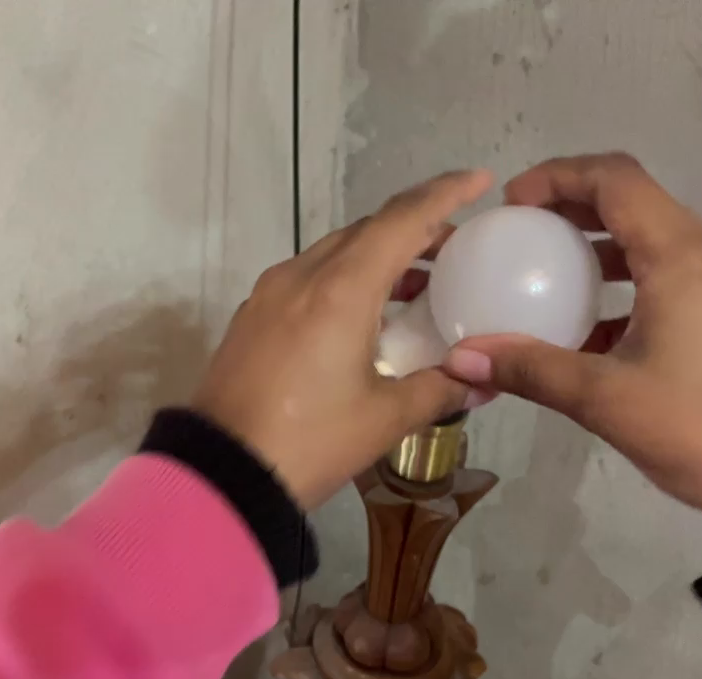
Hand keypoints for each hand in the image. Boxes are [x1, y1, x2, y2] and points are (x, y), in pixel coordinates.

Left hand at [193, 170, 492, 510]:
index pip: (401, 220)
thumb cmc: (308, 443)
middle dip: (411, 231)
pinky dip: (338, 283)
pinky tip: (356, 318)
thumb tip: (481, 380)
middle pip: (364, 232)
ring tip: (411, 289)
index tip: (479, 181)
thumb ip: (439, 389)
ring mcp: (266, 297)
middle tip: (450, 251)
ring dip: (372, 260)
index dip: (444, 194)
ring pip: (329, 256)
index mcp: (339, 289)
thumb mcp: (383, 419)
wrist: (220, 472)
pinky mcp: (248, 321)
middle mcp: (299, 278)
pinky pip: (302, 282)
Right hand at [443, 154, 701, 556]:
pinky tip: (586, 327)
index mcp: (685, 258)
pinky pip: (670, 276)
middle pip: (636, 204)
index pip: (618, 181)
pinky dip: (622, 285)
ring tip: (541, 278)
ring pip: (653, 241)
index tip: (510, 203)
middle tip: (515, 238)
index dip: (559, 177)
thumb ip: (528, 369)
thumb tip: (458, 357)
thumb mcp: (603, 399)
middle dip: (571, 210)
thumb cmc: (701, 430)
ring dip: (596, 249)